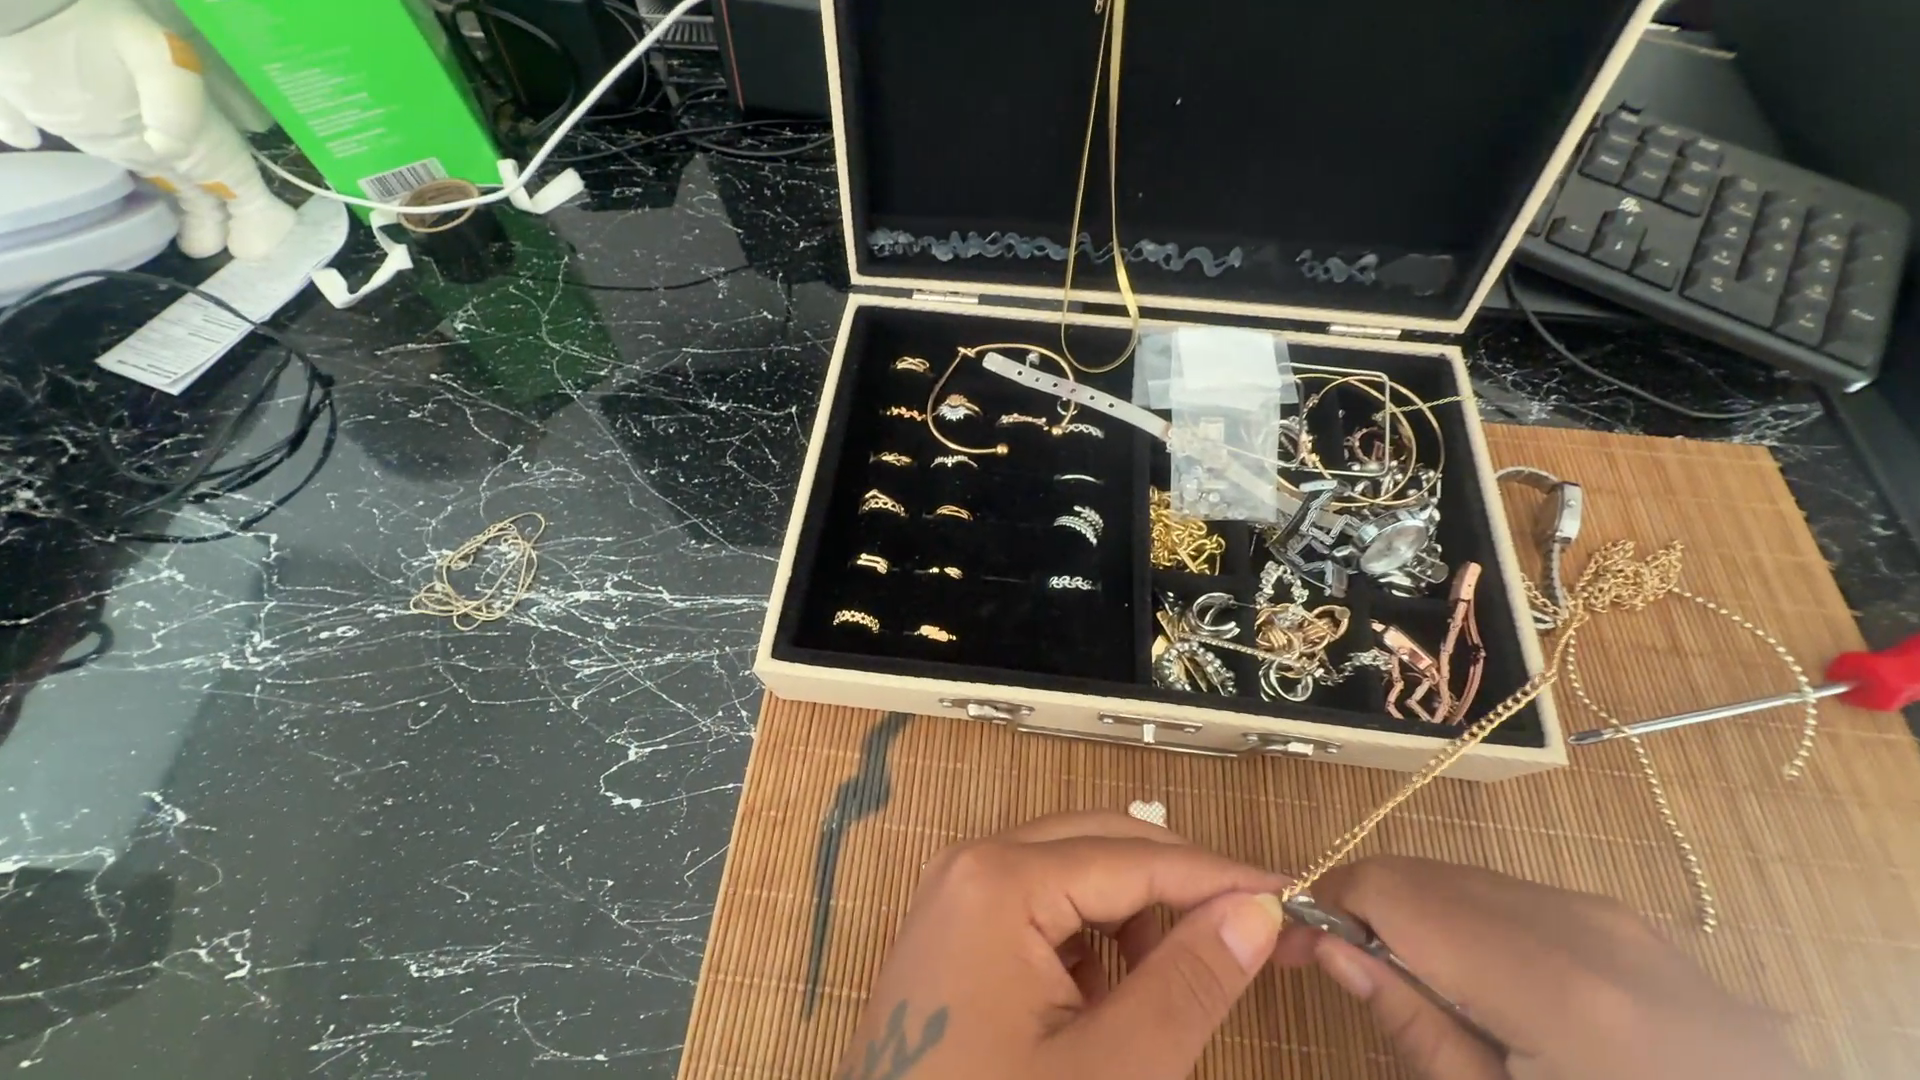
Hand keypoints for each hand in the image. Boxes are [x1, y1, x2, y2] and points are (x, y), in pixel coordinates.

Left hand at [837, 810, 1290, 1079]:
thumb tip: (1255, 912)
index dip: (1219, 877)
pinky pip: (1037, 906)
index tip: (1289, 897)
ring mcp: (955, 894)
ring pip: (1070, 872)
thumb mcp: (1110, 1068)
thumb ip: (1188, 980)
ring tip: (1168, 985)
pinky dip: (1086, 940)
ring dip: (1131, 915)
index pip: (1134, 857)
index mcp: (999, 879)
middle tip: (1253, 930)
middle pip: (1100, 845)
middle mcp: (970, 864)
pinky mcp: (953, 930)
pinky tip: (1103, 1000)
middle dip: (1177, 885)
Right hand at [1277, 856, 1809, 1079]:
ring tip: (1412, 981)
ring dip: (1415, 914)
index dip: (1326, 905)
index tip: (1294, 945)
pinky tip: (1478, 979)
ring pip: (1463, 880)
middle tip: (1339, 965)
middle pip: (1423, 876)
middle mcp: (1582, 924)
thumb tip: (1331, 949)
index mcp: (1555, 985)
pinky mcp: (1628, 922)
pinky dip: (1467, 920)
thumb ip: (1415, 1027)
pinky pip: (1511, 896)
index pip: (1391, 890)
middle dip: (1366, 910)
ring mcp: (1612, 916)